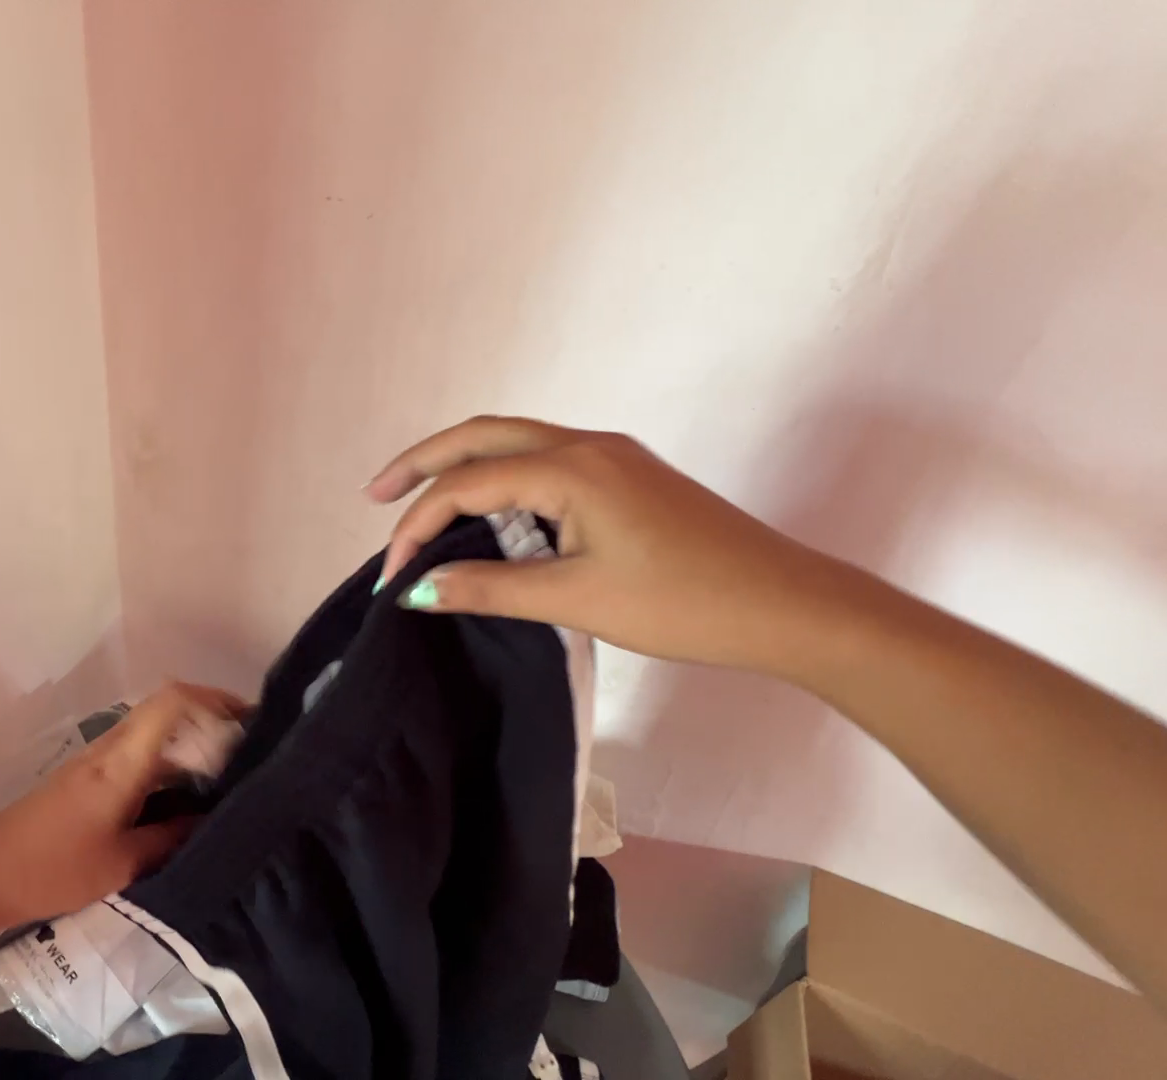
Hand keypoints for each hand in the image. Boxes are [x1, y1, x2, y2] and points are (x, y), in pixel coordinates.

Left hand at [0, 682, 245, 928]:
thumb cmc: (52, 868)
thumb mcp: (121, 865)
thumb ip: (171, 839)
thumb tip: (212, 821)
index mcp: (122, 761)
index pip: (171, 701)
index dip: (213, 698)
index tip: (249, 718)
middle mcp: (111, 749)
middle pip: (167, 711)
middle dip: (211, 720)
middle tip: (251, 751)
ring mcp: (97, 761)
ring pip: (154, 734)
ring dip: (191, 743)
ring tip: (229, 775)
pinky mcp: (89, 778)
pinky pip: (140, 755)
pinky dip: (170, 763)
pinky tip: (186, 796)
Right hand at [365, 416, 869, 673]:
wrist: (790, 607)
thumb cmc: (683, 604)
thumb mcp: (575, 600)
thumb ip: (489, 588)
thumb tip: (418, 588)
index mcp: (570, 468)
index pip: (466, 484)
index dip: (418, 526)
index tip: (394, 578)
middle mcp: (584, 445)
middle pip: (479, 435)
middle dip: (420, 463)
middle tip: (375, 495)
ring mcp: (608, 455)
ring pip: (511, 442)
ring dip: (458, 466)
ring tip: (416, 499)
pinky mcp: (622, 476)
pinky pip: (538, 461)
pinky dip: (495, 478)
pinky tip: (485, 509)